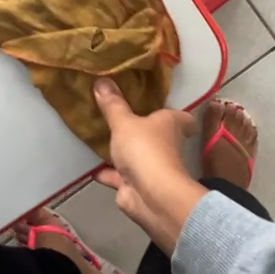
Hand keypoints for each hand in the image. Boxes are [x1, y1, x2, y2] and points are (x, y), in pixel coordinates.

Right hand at [93, 77, 205, 252]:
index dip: (175, 113)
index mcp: (171, 124)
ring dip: (123, 152)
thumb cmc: (145, 149)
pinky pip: (120, 176)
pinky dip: (109, 173)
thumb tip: (102, 79)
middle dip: (142, 130)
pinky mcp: (136, 186)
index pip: (182, 117)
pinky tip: (92, 167)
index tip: (161, 106)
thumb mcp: (124, 122)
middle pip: (156, 135)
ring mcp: (152, 167)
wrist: (150, 194)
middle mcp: (166, 144)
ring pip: (136, 156)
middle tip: (121, 117)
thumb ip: (112, 104)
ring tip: (102, 139)